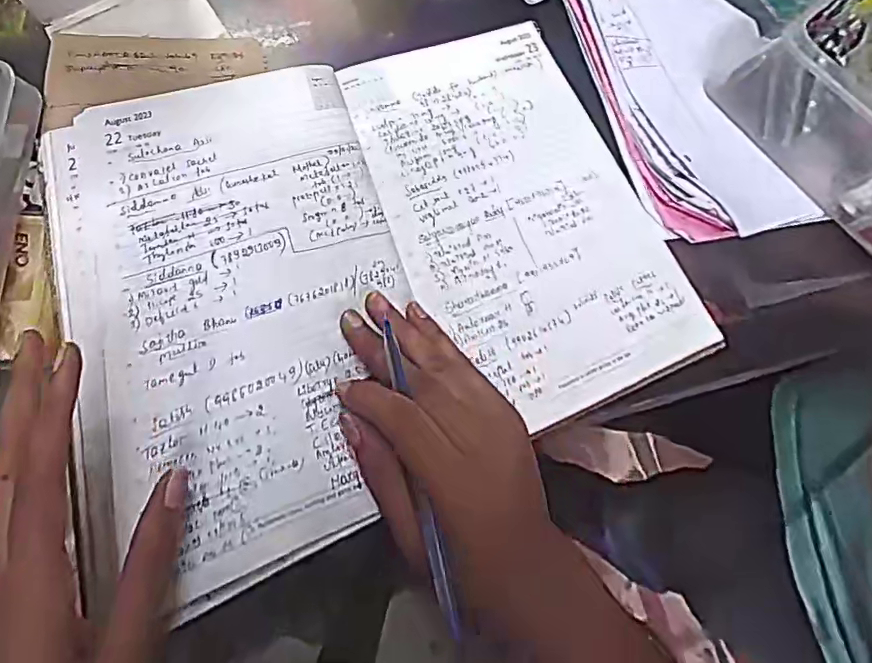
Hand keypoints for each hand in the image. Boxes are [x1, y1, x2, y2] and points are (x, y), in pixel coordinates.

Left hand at [0, 332, 188, 662]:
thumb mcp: (123, 648)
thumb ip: (148, 566)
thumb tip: (176, 482)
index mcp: (32, 569)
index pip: (41, 466)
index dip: (55, 404)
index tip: (70, 353)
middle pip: (8, 461)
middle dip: (24, 394)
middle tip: (36, 341)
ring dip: (16, 423)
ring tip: (34, 380)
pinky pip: (1, 506)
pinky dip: (16, 462)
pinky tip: (28, 462)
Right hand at [335, 293, 666, 659]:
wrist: (529, 568)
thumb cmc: (463, 564)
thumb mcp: (410, 536)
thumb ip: (380, 473)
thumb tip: (351, 421)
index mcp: (451, 477)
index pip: (401, 418)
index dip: (368, 397)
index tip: (342, 386)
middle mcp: (477, 438)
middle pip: (421, 381)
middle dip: (381, 349)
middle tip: (352, 321)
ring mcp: (496, 420)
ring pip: (443, 364)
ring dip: (409, 331)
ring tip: (381, 304)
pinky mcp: (504, 410)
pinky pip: (468, 366)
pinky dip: (442, 340)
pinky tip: (421, 320)